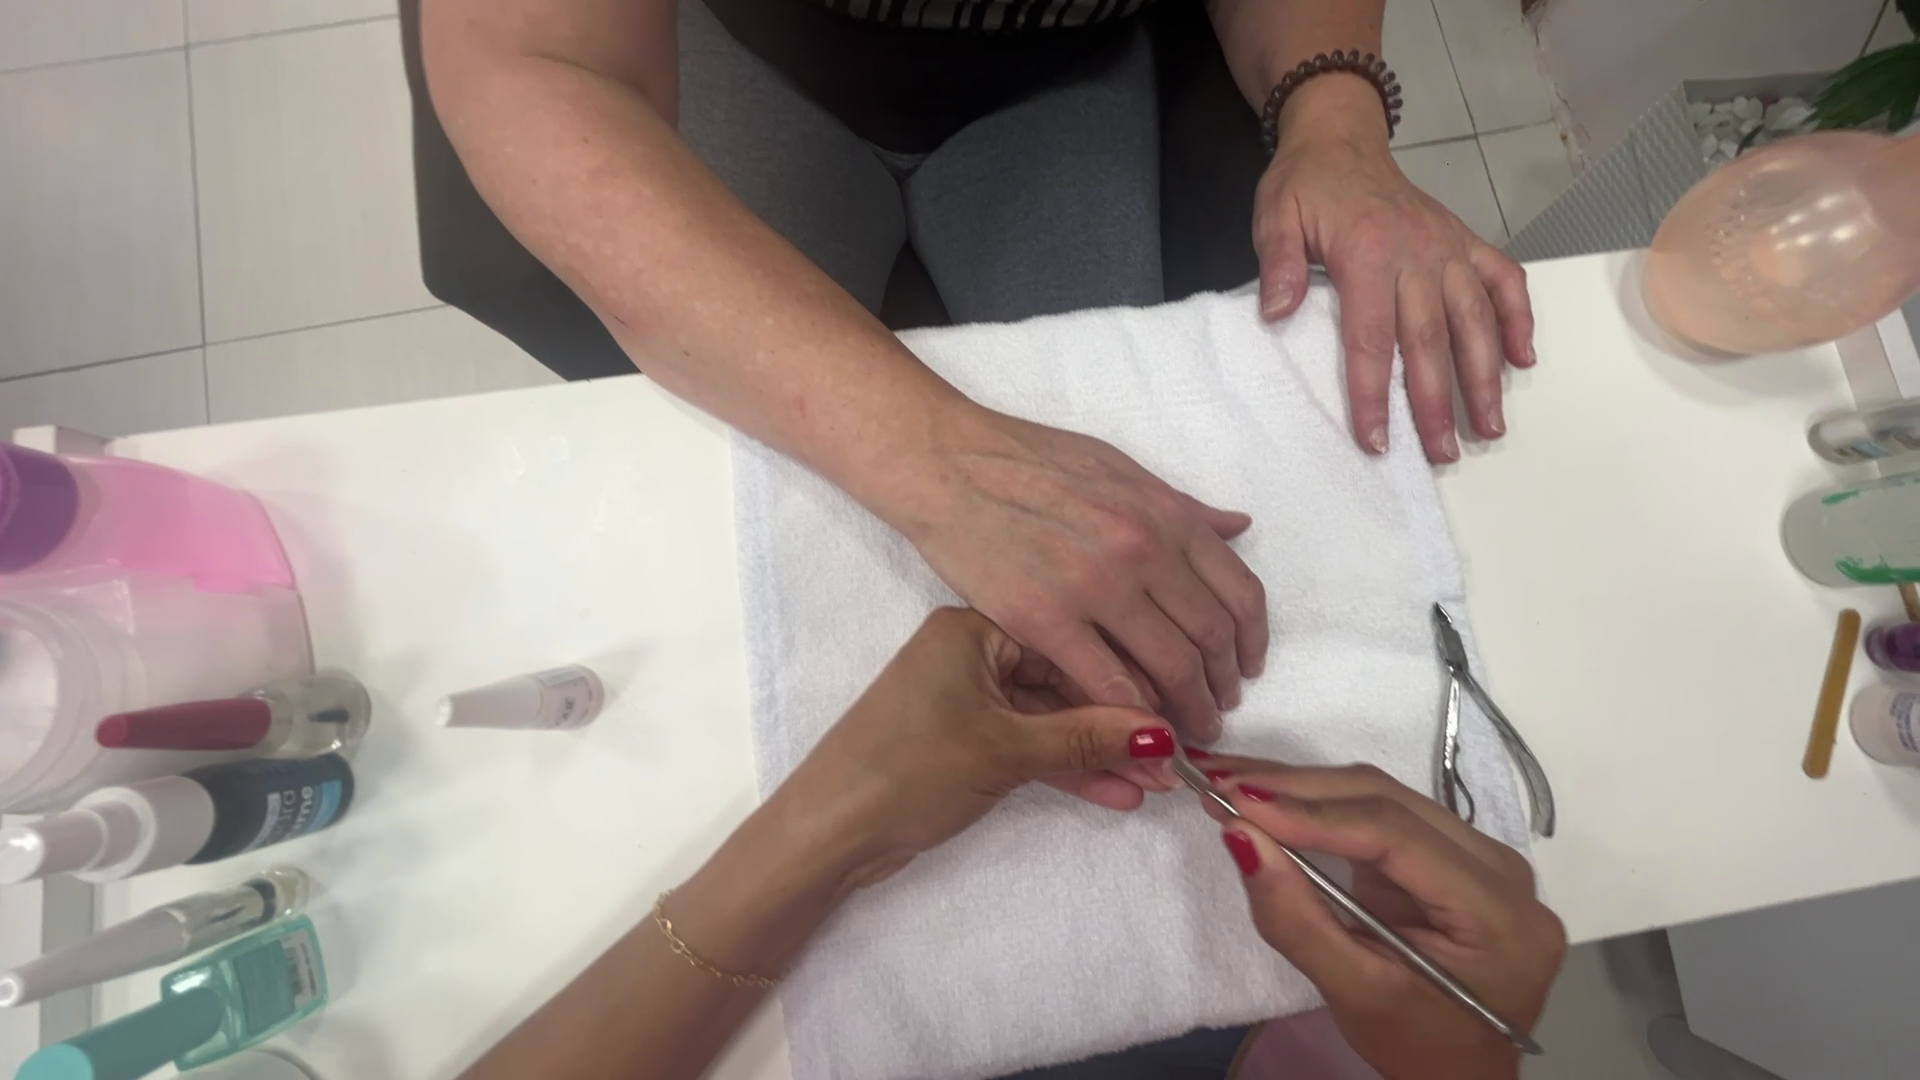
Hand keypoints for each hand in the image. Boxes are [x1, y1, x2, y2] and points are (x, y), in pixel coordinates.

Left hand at [778, 608, 1178, 885]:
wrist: (830, 832)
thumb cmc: (913, 767)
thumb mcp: (1005, 750)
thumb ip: (1086, 737)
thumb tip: (1164, 733)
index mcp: (973, 627)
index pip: (1066, 636)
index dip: (1123, 675)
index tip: (1177, 705)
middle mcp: (972, 652)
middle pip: (1062, 680)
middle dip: (1116, 723)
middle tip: (1176, 754)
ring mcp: (968, 696)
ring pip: (1049, 718)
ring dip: (1097, 752)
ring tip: (1158, 781)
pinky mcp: (965, 737)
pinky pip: (1028, 744)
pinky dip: (1065, 767)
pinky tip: (1117, 791)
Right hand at [890, 408, 1267, 755]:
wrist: (947, 464)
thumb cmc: (1026, 459)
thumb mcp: (1116, 466)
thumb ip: (1179, 505)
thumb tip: (1237, 527)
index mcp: (1165, 513)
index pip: (1239, 593)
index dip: (1250, 643)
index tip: (1244, 670)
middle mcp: (1143, 549)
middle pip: (1211, 639)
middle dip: (1222, 687)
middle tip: (1216, 712)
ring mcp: (1095, 585)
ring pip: (1170, 667)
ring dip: (1189, 710)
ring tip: (1186, 731)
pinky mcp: (1043, 617)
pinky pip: (1107, 681)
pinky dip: (1131, 713)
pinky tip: (1135, 728)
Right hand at [1199, 759, 1563, 1079]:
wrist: (1456, 1071)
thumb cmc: (1416, 1046)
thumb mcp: (1355, 996)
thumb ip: (1297, 919)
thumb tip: (1239, 836)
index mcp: (1499, 915)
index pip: (1395, 836)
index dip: (1312, 815)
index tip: (1237, 803)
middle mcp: (1496, 865)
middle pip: (1382, 799)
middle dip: (1290, 787)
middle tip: (1215, 782)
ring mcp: (1468, 848)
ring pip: (1369, 790)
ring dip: (1290, 782)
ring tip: (1223, 777)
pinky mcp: (1435, 842)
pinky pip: (1365, 804)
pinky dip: (1306, 796)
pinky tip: (1260, 789)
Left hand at [1254, 76, 1535, 463]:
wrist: (1340, 139)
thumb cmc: (1303, 187)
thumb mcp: (1275, 220)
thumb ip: (1277, 267)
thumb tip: (1276, 315)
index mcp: (1368, 255)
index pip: (1370, 340)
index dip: (1373, 394)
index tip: (1376, 440)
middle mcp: (1418, 254)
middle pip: (1431, 341)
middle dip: (1438, 403)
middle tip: (1444, 454)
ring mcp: (1447, 248)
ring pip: (1475, 320)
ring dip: (1485, 377)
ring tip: (1490, 427)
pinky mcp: (1464, 241)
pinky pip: (1502, 280)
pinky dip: (1517, 318)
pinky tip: (1522, 359)